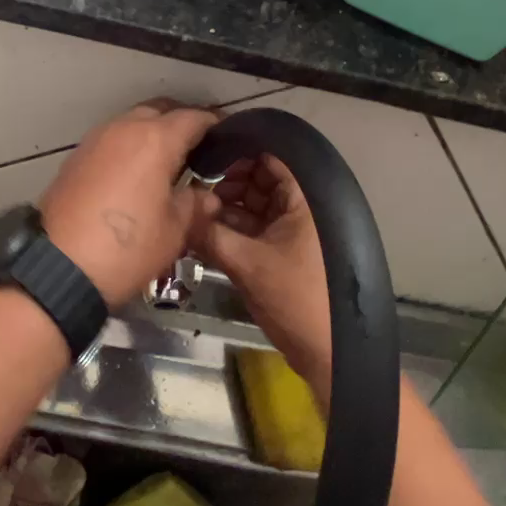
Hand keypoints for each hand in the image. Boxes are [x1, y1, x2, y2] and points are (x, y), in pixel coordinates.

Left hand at [39, 102, 218, 306]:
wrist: (59, 267)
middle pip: (159, 111)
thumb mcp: (174, 232)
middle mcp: (123, 129)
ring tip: (167, 161)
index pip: (192, 118)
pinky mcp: (76, 156)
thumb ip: (195, 205)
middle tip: (198, 148)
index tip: (226, 137)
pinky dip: (128, 147)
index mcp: (154, 140)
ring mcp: (95, 140)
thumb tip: (207, 196)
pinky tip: (136, 173)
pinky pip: (111, 140)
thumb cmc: (126, 249)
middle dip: (180, 123)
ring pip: (131, 122)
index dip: (213, 125)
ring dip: (151, 133)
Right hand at [192, 156, 332, 399]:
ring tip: (195, 209)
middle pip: (260, 176)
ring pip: (255, 202)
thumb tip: (176, 211)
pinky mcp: (288, 248)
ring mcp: (296, 227)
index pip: (270, 154)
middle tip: (192, 186)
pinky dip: (234, 227)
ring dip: (227, 205)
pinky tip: (205, 230)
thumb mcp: (246, 263)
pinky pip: (257, 225)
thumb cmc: (296, 299)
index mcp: (306, 196)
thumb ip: (208, 233)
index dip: (236, 150)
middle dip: (226, 180)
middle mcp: (304, 204)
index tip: (202, 156)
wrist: (330, 354)